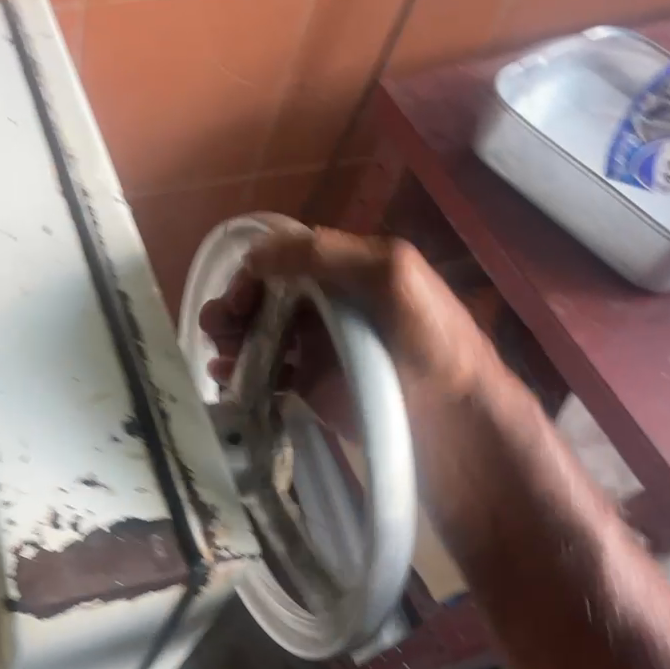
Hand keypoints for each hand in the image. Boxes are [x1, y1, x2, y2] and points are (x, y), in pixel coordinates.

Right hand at [197, 226, 491, 407]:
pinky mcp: (308, 386)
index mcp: (345, 273)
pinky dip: (238, 372)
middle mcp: (326, 306)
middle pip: (263, 299)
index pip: (283, 263)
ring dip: (231, 339)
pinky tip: (225, 376)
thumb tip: (255, 255)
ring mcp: (315, 348)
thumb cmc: (428, 337)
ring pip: (257, 335)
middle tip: (217, 329)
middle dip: (233, 308)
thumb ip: (325, 254)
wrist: (452, 414)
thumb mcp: (390, 273)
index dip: (253, 276)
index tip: (239, 299)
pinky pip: (264, 373)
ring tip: (221, 356)